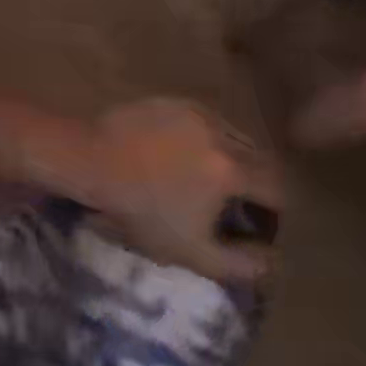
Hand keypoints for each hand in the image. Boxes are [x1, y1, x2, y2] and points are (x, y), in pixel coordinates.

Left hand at [75, 99, 281, 284]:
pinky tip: (181, 152)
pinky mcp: (166, 100)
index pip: (278, 190)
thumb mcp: (192, 253)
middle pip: (258, 158)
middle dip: (255, 182)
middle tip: (232, 200)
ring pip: (230, 134)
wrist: (88, 160)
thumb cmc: (138, 209)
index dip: (273, 212)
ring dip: (230, 155)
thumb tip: (270, 259)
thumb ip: (242, 265)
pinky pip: (201, 119)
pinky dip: (202, 136)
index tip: (255, 224)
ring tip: (207, 175)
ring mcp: (191, 111)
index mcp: (231, 168)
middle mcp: (217, 132)